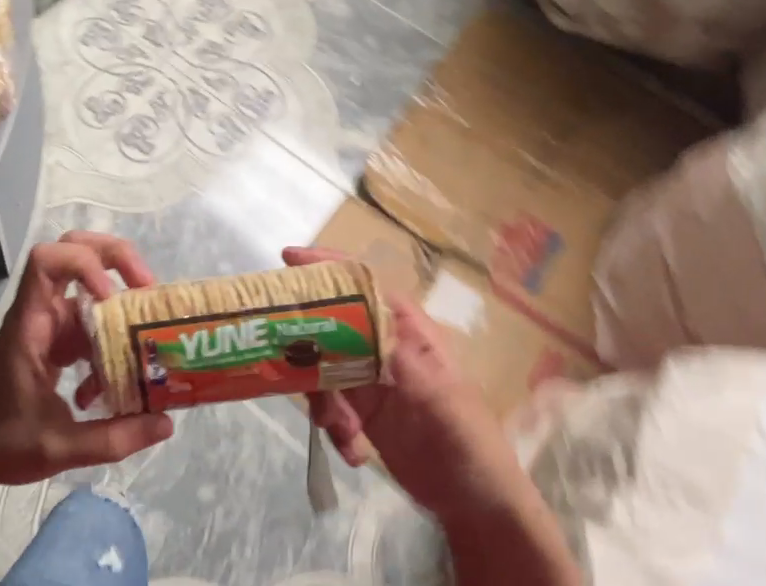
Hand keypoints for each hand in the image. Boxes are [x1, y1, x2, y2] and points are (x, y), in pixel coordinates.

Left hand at [0, 232, 174, 489]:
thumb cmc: (3, 444)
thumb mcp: (60, 448)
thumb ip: (113, 438)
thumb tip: (166, 423)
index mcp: (29, 325)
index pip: (45, 262)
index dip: (83, 263)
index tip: (111, 295)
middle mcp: (39, 314)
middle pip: (72, 253)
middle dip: (113, 258)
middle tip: (147, 287)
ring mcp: (48, 326)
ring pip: (86, 289)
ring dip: (119, 302)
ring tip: (148, 326)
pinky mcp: (56, 343)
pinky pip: (90, 324)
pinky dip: (111, 342)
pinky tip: (118, 383)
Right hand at [283, 246, 540, 524]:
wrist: (477, 504)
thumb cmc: (469, 442)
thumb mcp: (440, 398)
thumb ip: (399, 359)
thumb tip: (364, 322)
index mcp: (408, 332)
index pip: (364, 285)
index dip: (328, 268)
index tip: (288, 259)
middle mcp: (384, 347)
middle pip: (330, 324)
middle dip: (308, 348)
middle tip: (291, 367)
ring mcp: (369, 379)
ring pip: (321, 366)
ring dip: (322, 399)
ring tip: (342, 431)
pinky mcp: (360, 411)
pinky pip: (327, 403)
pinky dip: (332, 426)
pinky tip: (352, 450)